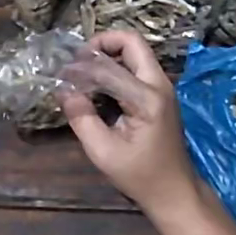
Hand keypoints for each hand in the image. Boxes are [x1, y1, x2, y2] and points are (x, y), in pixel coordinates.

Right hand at [59, 30, 208, 213]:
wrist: (175, 192)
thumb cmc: (140, 176)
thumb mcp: (103, 151)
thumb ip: (82, 118)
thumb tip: (63, 90)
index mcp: (147, 99)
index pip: (108, 68)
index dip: (80, 68)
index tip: (60, 77)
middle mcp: (159, 84)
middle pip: (132, 42)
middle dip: (101, 44)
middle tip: (77, 61)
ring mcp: (162, 87)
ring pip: (135, 51)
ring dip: (108, 53)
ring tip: (83, 71)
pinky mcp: (159, 93)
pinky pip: (137, 65)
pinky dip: (115, 65)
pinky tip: (97, 85)